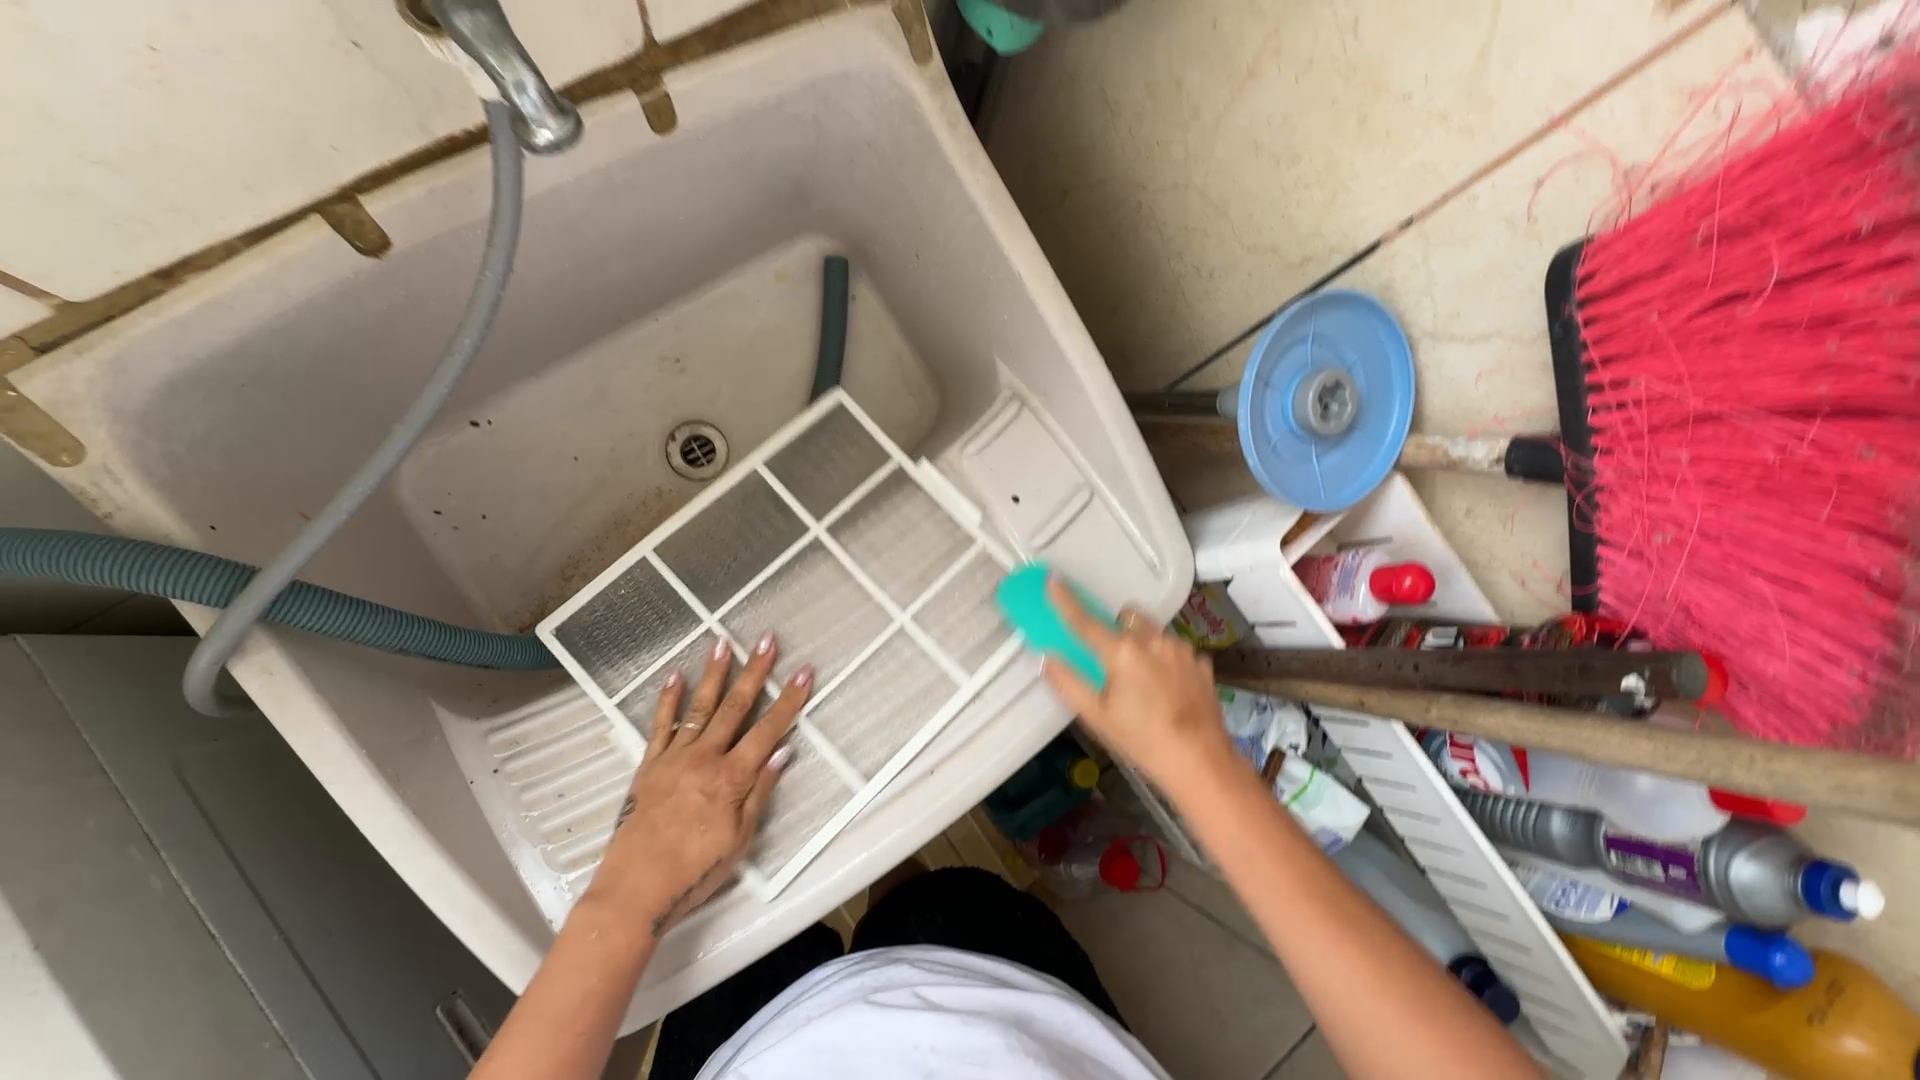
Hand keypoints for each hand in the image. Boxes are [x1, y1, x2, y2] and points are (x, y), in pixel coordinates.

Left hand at [585, 633, 811, 938]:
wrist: (635, 887)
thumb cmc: (695, 870)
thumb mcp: (740, 839)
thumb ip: (760, 793)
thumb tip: (782, 754)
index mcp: (732, 778)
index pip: (768, 730)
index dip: (789, 700)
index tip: (803, 673)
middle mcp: (704, 759)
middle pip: (735, 708)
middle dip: (754, 672)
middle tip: (767, 640)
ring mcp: (674, 758)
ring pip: (699, 708)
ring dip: (714, 674)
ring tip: (723, 643)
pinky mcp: (649, 765)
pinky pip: (661, 725)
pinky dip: (669, 700)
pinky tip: (675, 677)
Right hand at [1041, 577, 1235, 795]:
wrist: (1200, 760)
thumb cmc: (1142, 740)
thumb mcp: (1096, 717)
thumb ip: (1068, 683)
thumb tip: (1048, 659)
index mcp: (1122, 653)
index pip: (1085, 621)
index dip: (1066, 600)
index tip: (1054, 581)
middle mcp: (1153, 640)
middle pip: (1128, 616)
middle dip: (1118, 627)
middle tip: (1114, 658)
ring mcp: (1181, 649)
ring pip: (1155, 631)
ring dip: (1145, 644)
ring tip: (1145, 680)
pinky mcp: (1201, 662)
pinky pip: (1177, 650)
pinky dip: (1168, 661)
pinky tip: (1169, 689)